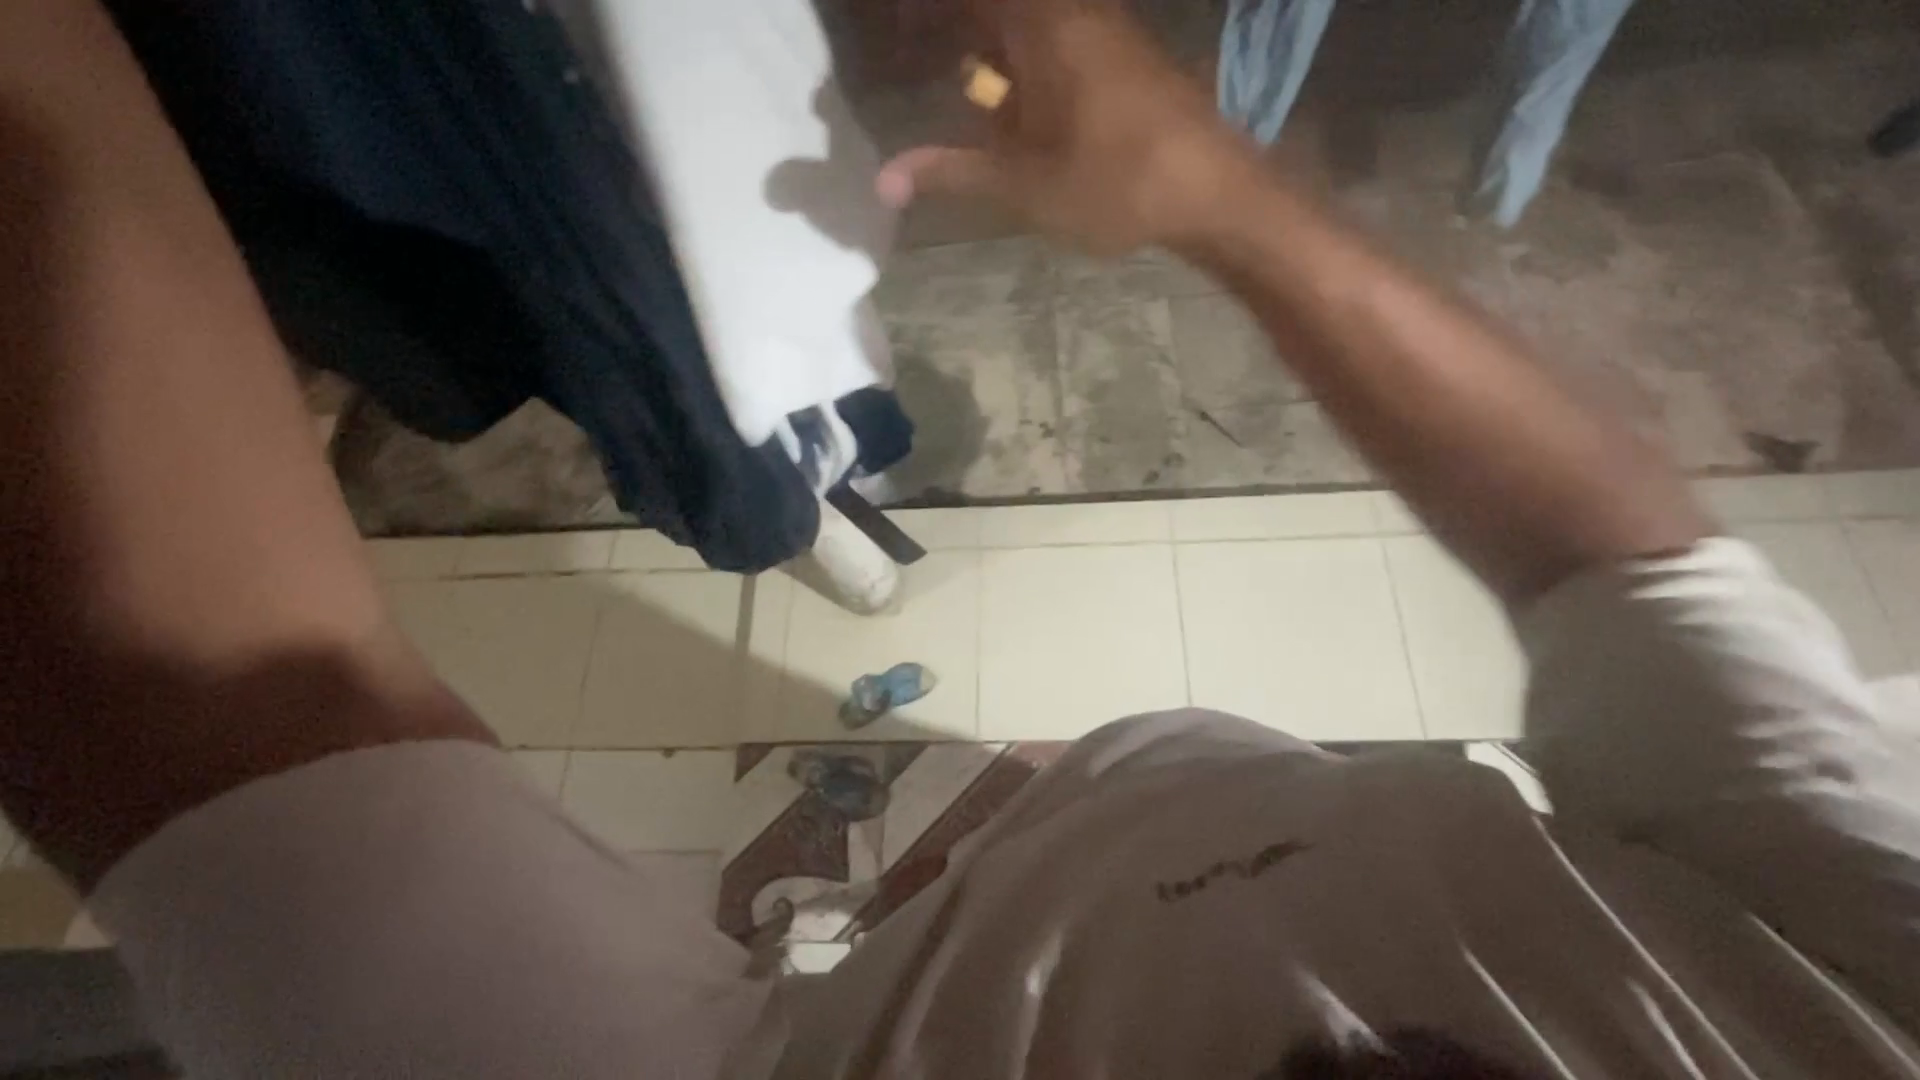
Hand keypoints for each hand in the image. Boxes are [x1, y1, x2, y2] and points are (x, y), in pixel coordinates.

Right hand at [875, 0, 1263, 255]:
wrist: (1216, 192)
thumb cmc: (1115, 185)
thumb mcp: (1023, 186)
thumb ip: (952, 171)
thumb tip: (883, 181)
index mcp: (1041, 25)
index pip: (970, 5)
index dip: (928, 13)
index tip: (896, 25)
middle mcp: (1074, 11)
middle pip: (1003, 13)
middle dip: (961, 30)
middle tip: (920, 50)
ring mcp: (1105, 28)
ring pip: (1034, 22)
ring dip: (997, 47)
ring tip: (967, 85)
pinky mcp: (1127, 54)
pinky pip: (1062, 33)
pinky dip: (1027, 56)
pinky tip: (1021, 103)